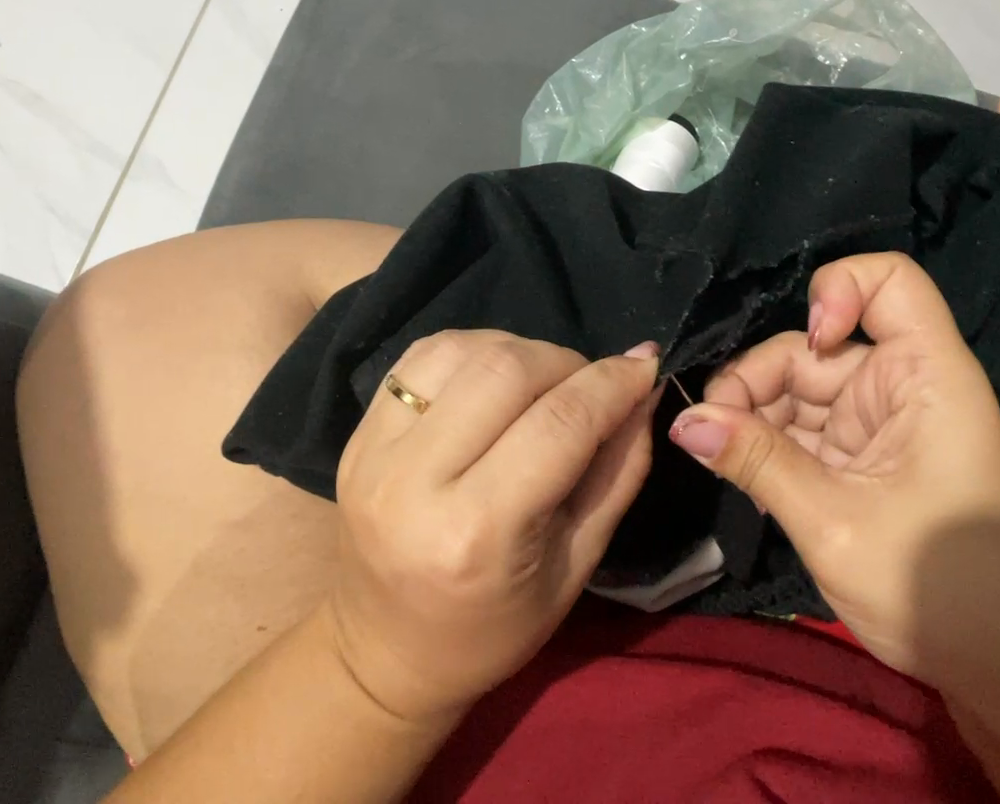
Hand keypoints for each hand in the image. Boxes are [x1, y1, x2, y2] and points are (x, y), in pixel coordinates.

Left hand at [326, 330, 660, 724]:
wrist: (384, 650)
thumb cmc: (493, 628)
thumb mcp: (575, 566)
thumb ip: (617, 472)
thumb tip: (643, 389)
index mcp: (476, 534)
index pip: (559, 424)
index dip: (612, 383)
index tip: (644, 367)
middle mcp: (414, 482)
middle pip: (505, 369)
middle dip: (565, 362)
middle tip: (589, 387)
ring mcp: (372, 452)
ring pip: (460, 349)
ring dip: (517, 352)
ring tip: (540, 384)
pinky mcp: (355, 435)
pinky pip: (419, 358)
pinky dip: (470, 353)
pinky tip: (492, 380)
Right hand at [668, 253, 999, 691]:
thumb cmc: (944, 588)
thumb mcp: (836, 523)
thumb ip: (757, 463)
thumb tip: (681, 420)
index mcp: (924, 377)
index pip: (888, 282)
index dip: (837, 291)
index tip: (805, 348)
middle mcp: (899, 387)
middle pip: (813, 345)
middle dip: (757, 379)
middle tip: (710, 432)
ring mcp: (877, 426)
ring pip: (796, 390)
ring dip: (751, 418)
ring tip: (720, 461)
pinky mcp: (860, 462)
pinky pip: (800, 431)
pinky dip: (765, 447)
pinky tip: (739, 474)